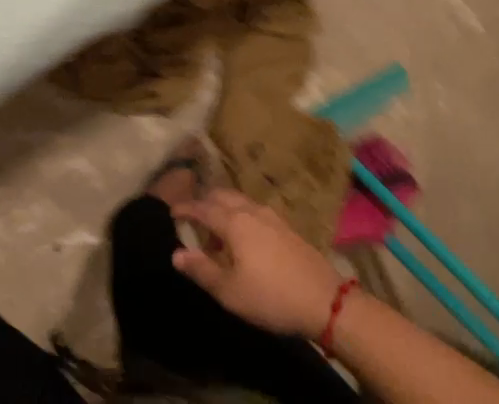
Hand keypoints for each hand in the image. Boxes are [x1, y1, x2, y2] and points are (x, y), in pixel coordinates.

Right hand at [171, 189, 343, 337]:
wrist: (327, 302)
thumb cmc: (271, 297)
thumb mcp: (229, 291)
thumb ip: (201, 270)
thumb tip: (176, 253)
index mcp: (234, 222)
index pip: (203, 207)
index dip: (185, 208)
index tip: (171, 212)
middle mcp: (252, 212)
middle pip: (223, 196)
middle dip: (205, 202)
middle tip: (193, 219)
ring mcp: (274, 218)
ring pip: (241, 202)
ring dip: (225, 209)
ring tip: (218, 232)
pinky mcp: (288, 229)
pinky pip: (256, 212)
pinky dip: (241, 216)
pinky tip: (245, 239)